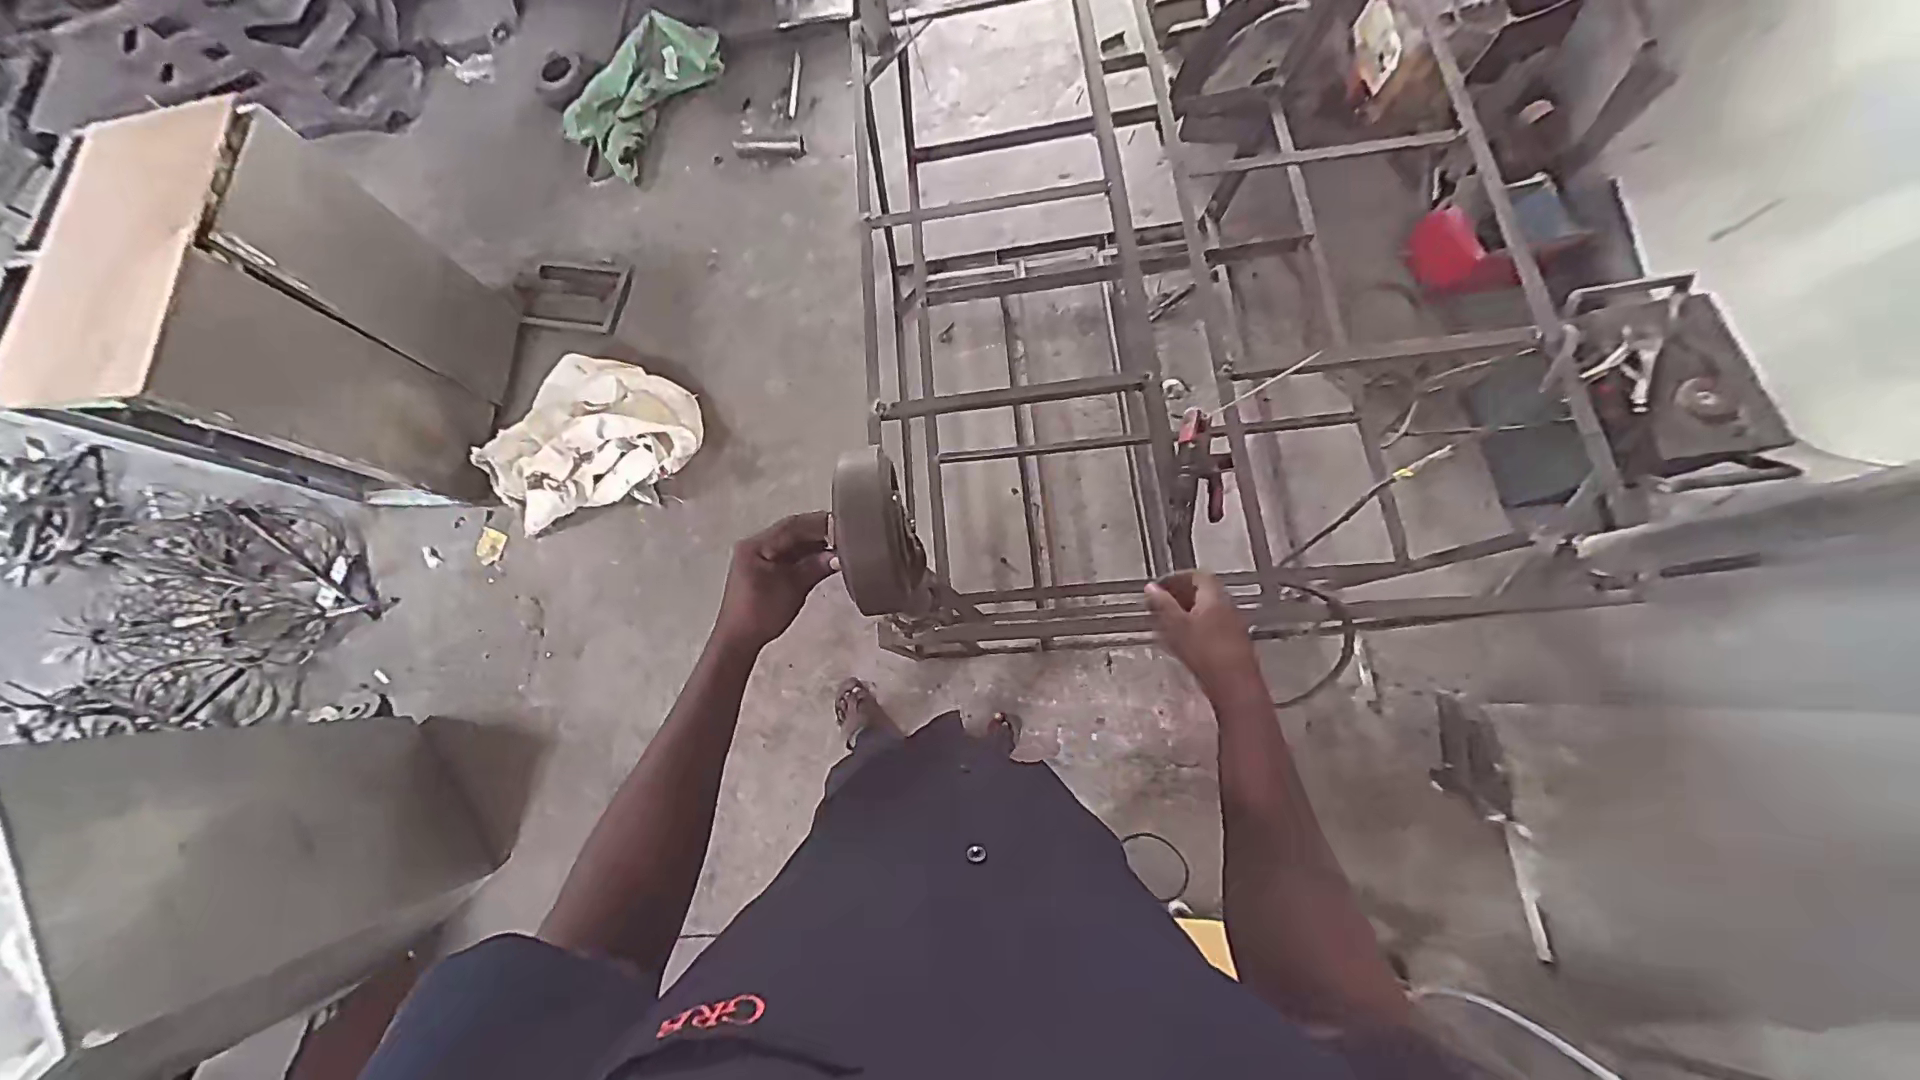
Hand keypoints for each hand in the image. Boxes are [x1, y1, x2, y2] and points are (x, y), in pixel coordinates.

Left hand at [714, 512, 838, 651]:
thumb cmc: (761, 614)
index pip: (793, 525)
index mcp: (757, 545)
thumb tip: (839, 555)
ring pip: (793, 541)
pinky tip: (825, 556)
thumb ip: (816, 567)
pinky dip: (808, 553)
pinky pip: (790, 553)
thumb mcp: (793, 588)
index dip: (820, 524)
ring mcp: (760, 555)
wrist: (739, 639)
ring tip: (840, 545)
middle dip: (819, 531)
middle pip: (793, 530)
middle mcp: (756, 544)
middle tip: (846, 534)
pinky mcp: (765, 567)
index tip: (843, 527)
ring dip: (815, 542)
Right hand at [1144, 571, 1260, 692]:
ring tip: (1168, 624)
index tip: (1159, 587)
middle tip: (1160, 604)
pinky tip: (1184, 641)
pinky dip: (1196, 626)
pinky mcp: (1235, 643)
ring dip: (1188, 612)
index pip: (1197, 576)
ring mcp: (1234, 625)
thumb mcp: (1175, 625)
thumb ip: (1162, 604)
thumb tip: (1151, 587)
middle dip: (1180, 595)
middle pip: (1203, 592)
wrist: (1234, 685)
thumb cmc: (1203, 651)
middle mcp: (1227, 606)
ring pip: (1208, 610)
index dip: (1176, 578)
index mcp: (1214, 596)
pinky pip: (1213, 626)